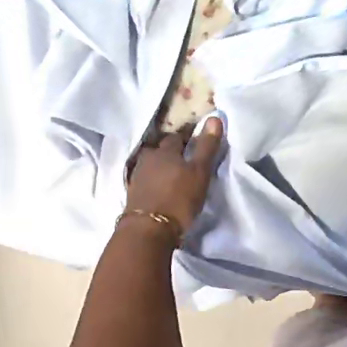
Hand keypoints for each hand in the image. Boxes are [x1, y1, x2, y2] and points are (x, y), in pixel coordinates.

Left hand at [123, 116, 224, 242]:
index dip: (186, 139)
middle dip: (170, 151)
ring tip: (171, 174)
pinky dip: (152, 180)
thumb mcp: (200, 172)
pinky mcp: (132, 194)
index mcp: (165, 151)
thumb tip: (214, 117)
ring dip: (159, 166)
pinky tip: (158, 187)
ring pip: (150, 164)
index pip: (176, 137)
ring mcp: (137, 176)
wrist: (149, 229)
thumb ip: (207, 147)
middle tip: (183, 160)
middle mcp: (148, 158)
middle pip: (159, 149)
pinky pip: (144, 180)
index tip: (194, 144)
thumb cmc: (179, 198)